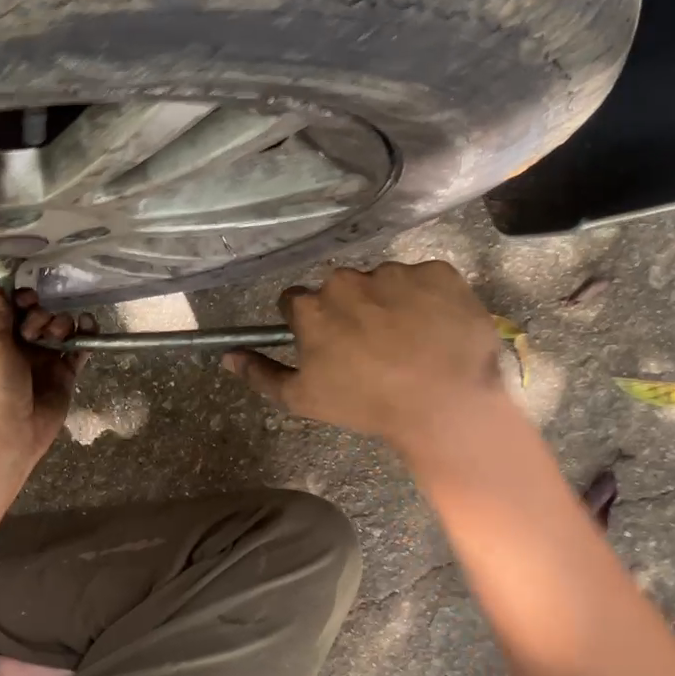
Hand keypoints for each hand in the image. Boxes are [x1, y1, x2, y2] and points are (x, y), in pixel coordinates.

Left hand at [0, 288, 95, 460]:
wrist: (13, 429)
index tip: (29, 298)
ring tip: (57, 336)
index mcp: (1, 338)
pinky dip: (87, 335)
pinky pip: (80, 349)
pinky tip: (88, 324)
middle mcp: (24, 346)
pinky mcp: (66, 374)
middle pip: (40, 316)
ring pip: (61, 329)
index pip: (15, 309)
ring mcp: (47, 360)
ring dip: (63, 323)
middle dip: (41, 316)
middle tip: (35, 333)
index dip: (23, 299)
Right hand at [220, 261, 509, 450]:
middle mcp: (346, 281)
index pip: (293, 301)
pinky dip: (427, 296)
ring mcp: (395, 273)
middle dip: (347, 309)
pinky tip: (435, 325)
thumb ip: (259, 373)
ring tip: (409, 337)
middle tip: (368, 344)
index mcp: (310, 307)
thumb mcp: (301, 398)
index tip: (323, 342)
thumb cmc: (366, 404)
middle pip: (338, 289)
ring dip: (386, 301)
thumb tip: (227, 356)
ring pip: (381, 281)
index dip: (306, 322)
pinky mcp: (440, 272)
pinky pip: (424, 278)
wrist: (447, 403)